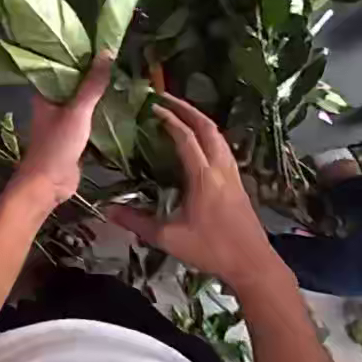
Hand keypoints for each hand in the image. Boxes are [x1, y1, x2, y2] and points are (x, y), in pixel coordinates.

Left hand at [5, 55, 110, 208]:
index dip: (78, 56)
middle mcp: (52, 105)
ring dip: (99, 96)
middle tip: (117, 61)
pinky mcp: (73, 137)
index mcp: (45, 94)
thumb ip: (92, 84)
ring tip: (122, 79)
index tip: (99, 45)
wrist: (49, 184)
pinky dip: (101, 114)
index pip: (61, 68)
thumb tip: (107, 53)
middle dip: (93, 76)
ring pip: (83, 103)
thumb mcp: (78, 111)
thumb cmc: (57, 144)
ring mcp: (63, 122)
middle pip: (75, 85)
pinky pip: (89, 120)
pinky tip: (119, 105)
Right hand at [107, 93, 286, 290]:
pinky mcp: (239, 183)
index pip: (186, 138)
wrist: (252, 263)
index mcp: (204, 177)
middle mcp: (221, 169)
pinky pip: (223, 149)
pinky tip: (200, 142)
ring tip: (182, 113)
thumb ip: (138, 222)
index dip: (169, 120)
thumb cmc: (211, 249)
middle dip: (187, 109)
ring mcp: (233, 175)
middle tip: (166, 98)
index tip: (152, 107)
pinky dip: (210, 136)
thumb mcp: (169, 238)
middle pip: (208, 128)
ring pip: (219, 136)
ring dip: (200, 120)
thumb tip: (108, 210)